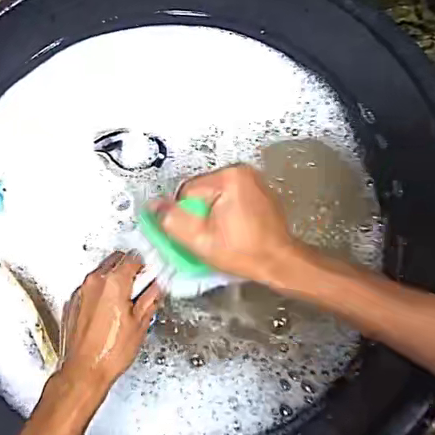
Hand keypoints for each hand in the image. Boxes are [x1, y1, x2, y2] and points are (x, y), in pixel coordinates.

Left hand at [55, 251, 163, 396]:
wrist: (83, 372)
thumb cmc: (109, 353)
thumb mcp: (140, 324)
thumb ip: (150, 298)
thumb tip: (156, 287)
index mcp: (114, 283)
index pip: (133, 258)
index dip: (146, 266)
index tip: (151, 274)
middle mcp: (94, 282)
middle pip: (116, 260)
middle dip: (129, 269)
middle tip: (140, 287)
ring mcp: (81, 291)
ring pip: (102, 273)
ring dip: (114, 280)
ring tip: (125, 304)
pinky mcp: (73, 303)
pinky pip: (90, 288)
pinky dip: (100, 293)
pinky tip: (108, 313)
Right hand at [155, 165, 319, 290]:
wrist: (281, 262)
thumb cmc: (245, 253)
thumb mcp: (200, 241)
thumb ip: (172, 221)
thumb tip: (154, 206)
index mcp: (229, 177)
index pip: (187, 191)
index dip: (187, 216)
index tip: (200, 233)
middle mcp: (242, 171)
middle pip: (200, 190)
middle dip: (200, 213)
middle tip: (212, 235)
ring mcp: (252, 179)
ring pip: (213, 194)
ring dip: (212, 213)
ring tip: (225, 233)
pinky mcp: (258, 189)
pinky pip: (229, 196)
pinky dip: (226, 211)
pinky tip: (234, 229)